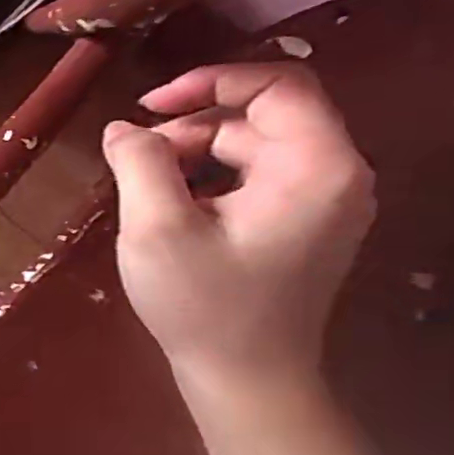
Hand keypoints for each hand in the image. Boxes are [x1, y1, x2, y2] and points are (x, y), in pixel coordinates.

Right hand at [102, 63, 375, 393]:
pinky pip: (249, 169)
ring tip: (143, 183)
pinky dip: (203, 171)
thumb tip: (121, 126)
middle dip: (189, 123)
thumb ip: (139, 162)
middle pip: (259, 112)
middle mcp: (332, 175)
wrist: (245, 374)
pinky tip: (167, 199)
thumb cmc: (203, 302)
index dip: (210, 80)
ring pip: (249, 140)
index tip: (148, 106)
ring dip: (190, 149)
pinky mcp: (298, 217)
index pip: (279, 85)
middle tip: (133, 155)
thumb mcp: (156, 226)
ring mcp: (319, 198)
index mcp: (315, 169)